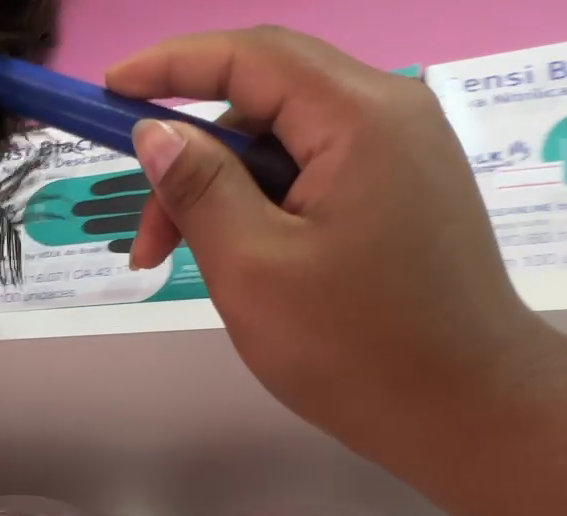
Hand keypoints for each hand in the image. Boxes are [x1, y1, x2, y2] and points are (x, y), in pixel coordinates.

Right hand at [105, 28, 551, 447]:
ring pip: (279, 150)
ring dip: (215, 196)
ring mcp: (396, 159)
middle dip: (187, 163)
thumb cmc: (348, 342)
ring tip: (179, 268)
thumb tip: (154, 133)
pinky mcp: (395, 198)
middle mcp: (387, 117)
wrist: (459, 407)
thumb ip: (199, 189)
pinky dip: (253, 212)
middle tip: (145, 247)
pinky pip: (306, 181)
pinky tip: (234, 263)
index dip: (171, 66)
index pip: (251, 57)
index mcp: (358, 118)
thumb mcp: (251, 265)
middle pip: (262, 106)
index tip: (107, 92)